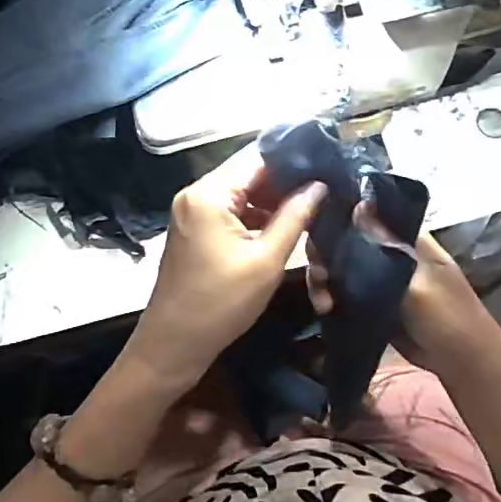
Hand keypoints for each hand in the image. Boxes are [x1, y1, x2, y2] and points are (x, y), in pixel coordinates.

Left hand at [123, 143, 325, 391]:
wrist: (173, 344)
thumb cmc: (220, 303)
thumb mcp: (266, 260)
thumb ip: (294, 217)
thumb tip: (319, 186)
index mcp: (209, 194)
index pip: (257, 157)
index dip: (294, 159)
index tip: (327, 162)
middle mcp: (197, 193)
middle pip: (249, 172)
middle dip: (286, 180)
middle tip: (326, 187)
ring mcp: (193, 210)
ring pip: (242, 191)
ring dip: (273, 199)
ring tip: (313, 205)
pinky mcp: (195, 227)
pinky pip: (231, 209)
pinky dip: (256, 214)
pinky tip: (284, 224)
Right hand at [306, 207, 497, 371]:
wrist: (460, 362)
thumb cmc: (448, 314)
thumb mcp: (418, 281)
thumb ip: (386, 247)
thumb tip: (359, 205)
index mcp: (404, 236)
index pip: (365, 213)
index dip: (338, 217)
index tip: (316, 231)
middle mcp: (386, 249)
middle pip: (344, 240)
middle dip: (325, 253)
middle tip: (318, 273)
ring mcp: (376, 275)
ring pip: (338, 266)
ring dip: (323, 279)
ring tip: (323, 301)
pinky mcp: (368, 300)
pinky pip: (340, 290)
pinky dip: (328, 296)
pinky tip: (325, 308)